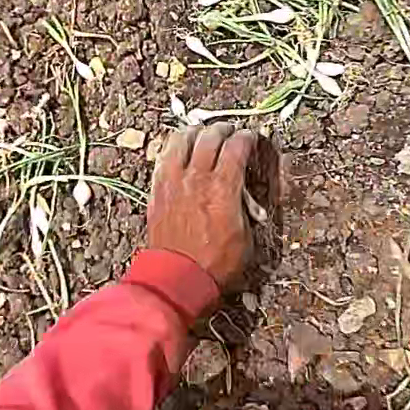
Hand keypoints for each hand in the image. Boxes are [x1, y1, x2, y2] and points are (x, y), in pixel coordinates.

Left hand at [147, 122, 261, 290]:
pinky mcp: (158, 189)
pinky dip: (174, 147)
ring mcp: (174, 181)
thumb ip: (246, 207)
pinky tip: (180, 149)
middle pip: (210, 136)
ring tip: (203, 133)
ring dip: (196, 132)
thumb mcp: (246, 236)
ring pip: (182, 139)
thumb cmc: (215, 263)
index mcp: (224, 188)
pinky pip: (163, 156)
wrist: (177, 279)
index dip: (247, 137)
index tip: (251, 138)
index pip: (237, 146)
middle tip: (230, 132)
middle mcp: (198, 178)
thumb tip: (245, 193)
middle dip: (223, 130)